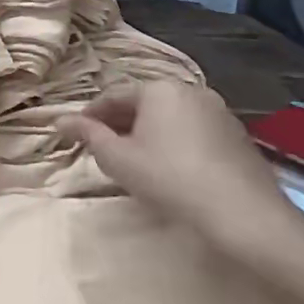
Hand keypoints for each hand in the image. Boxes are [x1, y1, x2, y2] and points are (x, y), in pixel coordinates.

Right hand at [61, 83, 303, 266]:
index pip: (112, 96)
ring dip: (147, 134)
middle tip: (102, 150)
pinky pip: (192, 131)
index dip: (90, 116)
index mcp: (159, 89)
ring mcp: (219, 112)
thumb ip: (87, 134)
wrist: (243, 215)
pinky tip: (168, 169)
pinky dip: (174, 143)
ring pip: (169, 118)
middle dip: (119, 124)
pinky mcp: (238, 136)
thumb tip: (60, 120)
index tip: (76, 136)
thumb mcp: (116, 158)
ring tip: (134, 161)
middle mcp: (191, 91)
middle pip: (143, 104)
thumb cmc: (169, 178)